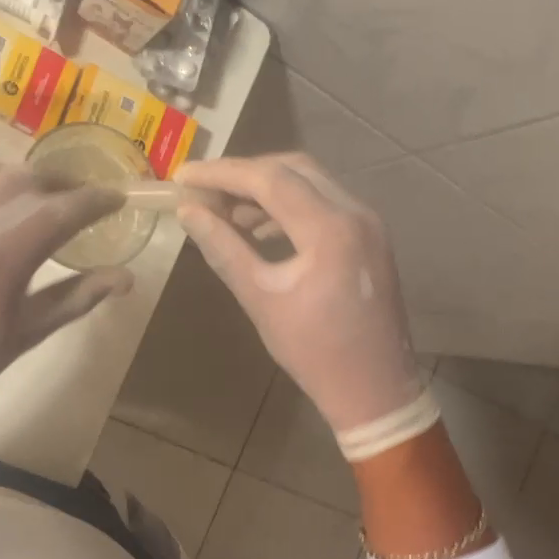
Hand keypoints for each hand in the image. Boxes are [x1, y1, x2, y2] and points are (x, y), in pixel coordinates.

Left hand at [0, 169, 130, 499]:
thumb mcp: (21, 337)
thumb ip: (74, 300)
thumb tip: (125, 278)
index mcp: (0, 256)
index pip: (62, 211)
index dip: (95, 201)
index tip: (116, 199)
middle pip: (22, 179)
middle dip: (57, 182)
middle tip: (75, 196)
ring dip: (13, 179)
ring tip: (27, 196)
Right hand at [175, 154, 433, 459]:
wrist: (374, 388)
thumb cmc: (314, 352)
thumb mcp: (261, 300)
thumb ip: (224, 249)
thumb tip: (189, 213)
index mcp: (330, 229)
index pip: (269, 179)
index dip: (222, 173)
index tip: (184, 176)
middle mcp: (355, 213)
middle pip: (293, 169)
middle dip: (245, 174)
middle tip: (204, 190)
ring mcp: (369, 223)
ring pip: (312, 183)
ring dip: (268, 189)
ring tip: (226, 212)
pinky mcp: (371, 238)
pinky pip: (326, 204)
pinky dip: (292, 207)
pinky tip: (262, 230)